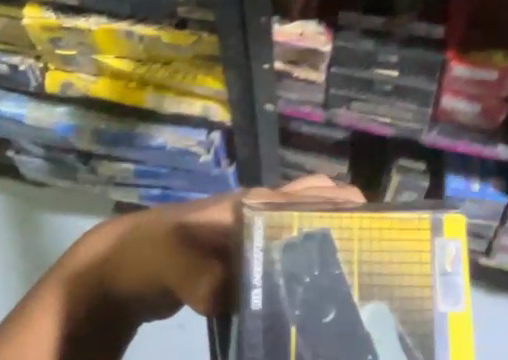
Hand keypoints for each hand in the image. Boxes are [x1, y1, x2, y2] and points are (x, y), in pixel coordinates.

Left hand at [72, 174, 364, 321]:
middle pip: (316, 215)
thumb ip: (202, 273)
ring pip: (301, 242)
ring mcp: (250, 243)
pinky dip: (301, 279)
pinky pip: (282, 270)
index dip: (349, 209)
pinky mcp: (240, 271)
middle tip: (379, 267)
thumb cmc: (152, 249)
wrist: (121, 268)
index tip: (386, 233)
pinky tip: (314, 309)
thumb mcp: (173, 256)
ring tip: (359, 289)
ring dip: (328, 255)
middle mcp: (260, 219)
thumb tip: (232, 296)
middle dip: (349, 231)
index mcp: (254, 206)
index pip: (312, 199)